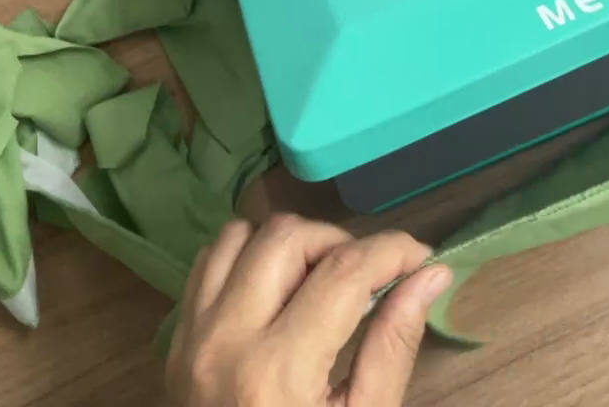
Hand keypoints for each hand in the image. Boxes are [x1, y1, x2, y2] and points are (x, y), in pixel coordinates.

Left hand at [166, 214, 452, 406]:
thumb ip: (393, 346)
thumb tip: (430, 275)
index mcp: (277, 375)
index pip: (343, 273)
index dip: (391, 250)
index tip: (420, 255)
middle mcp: (226, 340)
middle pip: (288, 238)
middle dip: (340, 243)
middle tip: (368, 278)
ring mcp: (193, 334)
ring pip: (244, 234)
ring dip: (290, 243)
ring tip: (320, 279)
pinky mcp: (177, 335)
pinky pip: (213, 257)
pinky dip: (248, 252)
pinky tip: (276, 284)